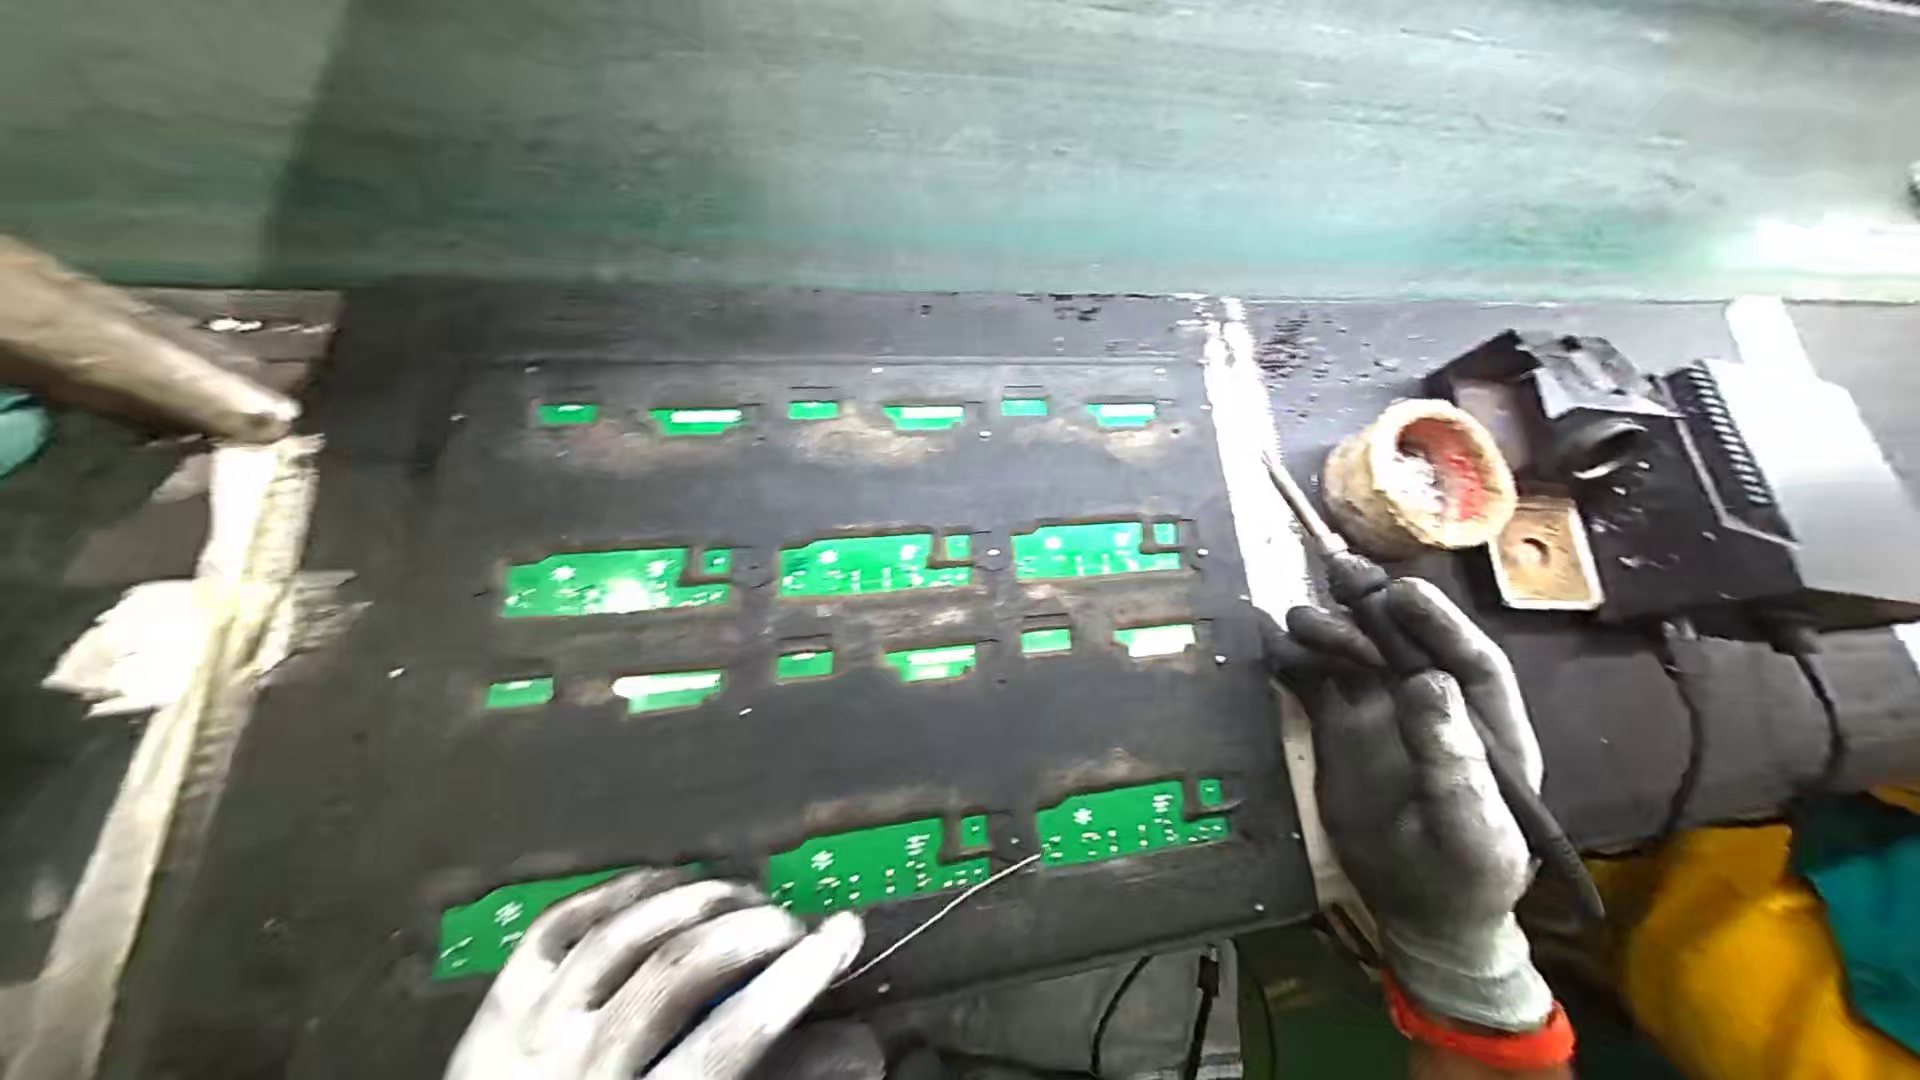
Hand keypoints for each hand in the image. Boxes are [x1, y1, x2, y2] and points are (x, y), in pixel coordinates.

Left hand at [445, 869, 869, 1079]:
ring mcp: (527, 1031)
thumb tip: (866, 1048)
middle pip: (675, 974)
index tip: (845, 933)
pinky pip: (565, 921)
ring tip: (744, 896)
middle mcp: (570, 1072)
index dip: (793, 982)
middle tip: (793, 921)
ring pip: (624, 935)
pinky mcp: (501, 1001)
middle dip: (752, 933)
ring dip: (699, 901)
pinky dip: (627, 888)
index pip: (727, 1042)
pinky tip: (673, 881)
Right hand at [1263, 578, 1551, 1031]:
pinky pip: (1312, 680)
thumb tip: (1426, 680)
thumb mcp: (1471, 827)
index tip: (1399, 590)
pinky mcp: (1336, 723)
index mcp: (1483, 724)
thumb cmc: (1461, 873)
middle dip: (1372, 607)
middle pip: (1402, 643)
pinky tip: (1271, 646)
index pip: (1468, 661)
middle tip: (1335, 571)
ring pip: (1352, 654)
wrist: (1413, 906)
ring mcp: (1379, 711)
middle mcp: (1430, 705)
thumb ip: (1451, 755)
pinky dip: (1291, 659)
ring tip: (1295, 621)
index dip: (1437, 622)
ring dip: (1327, 630)